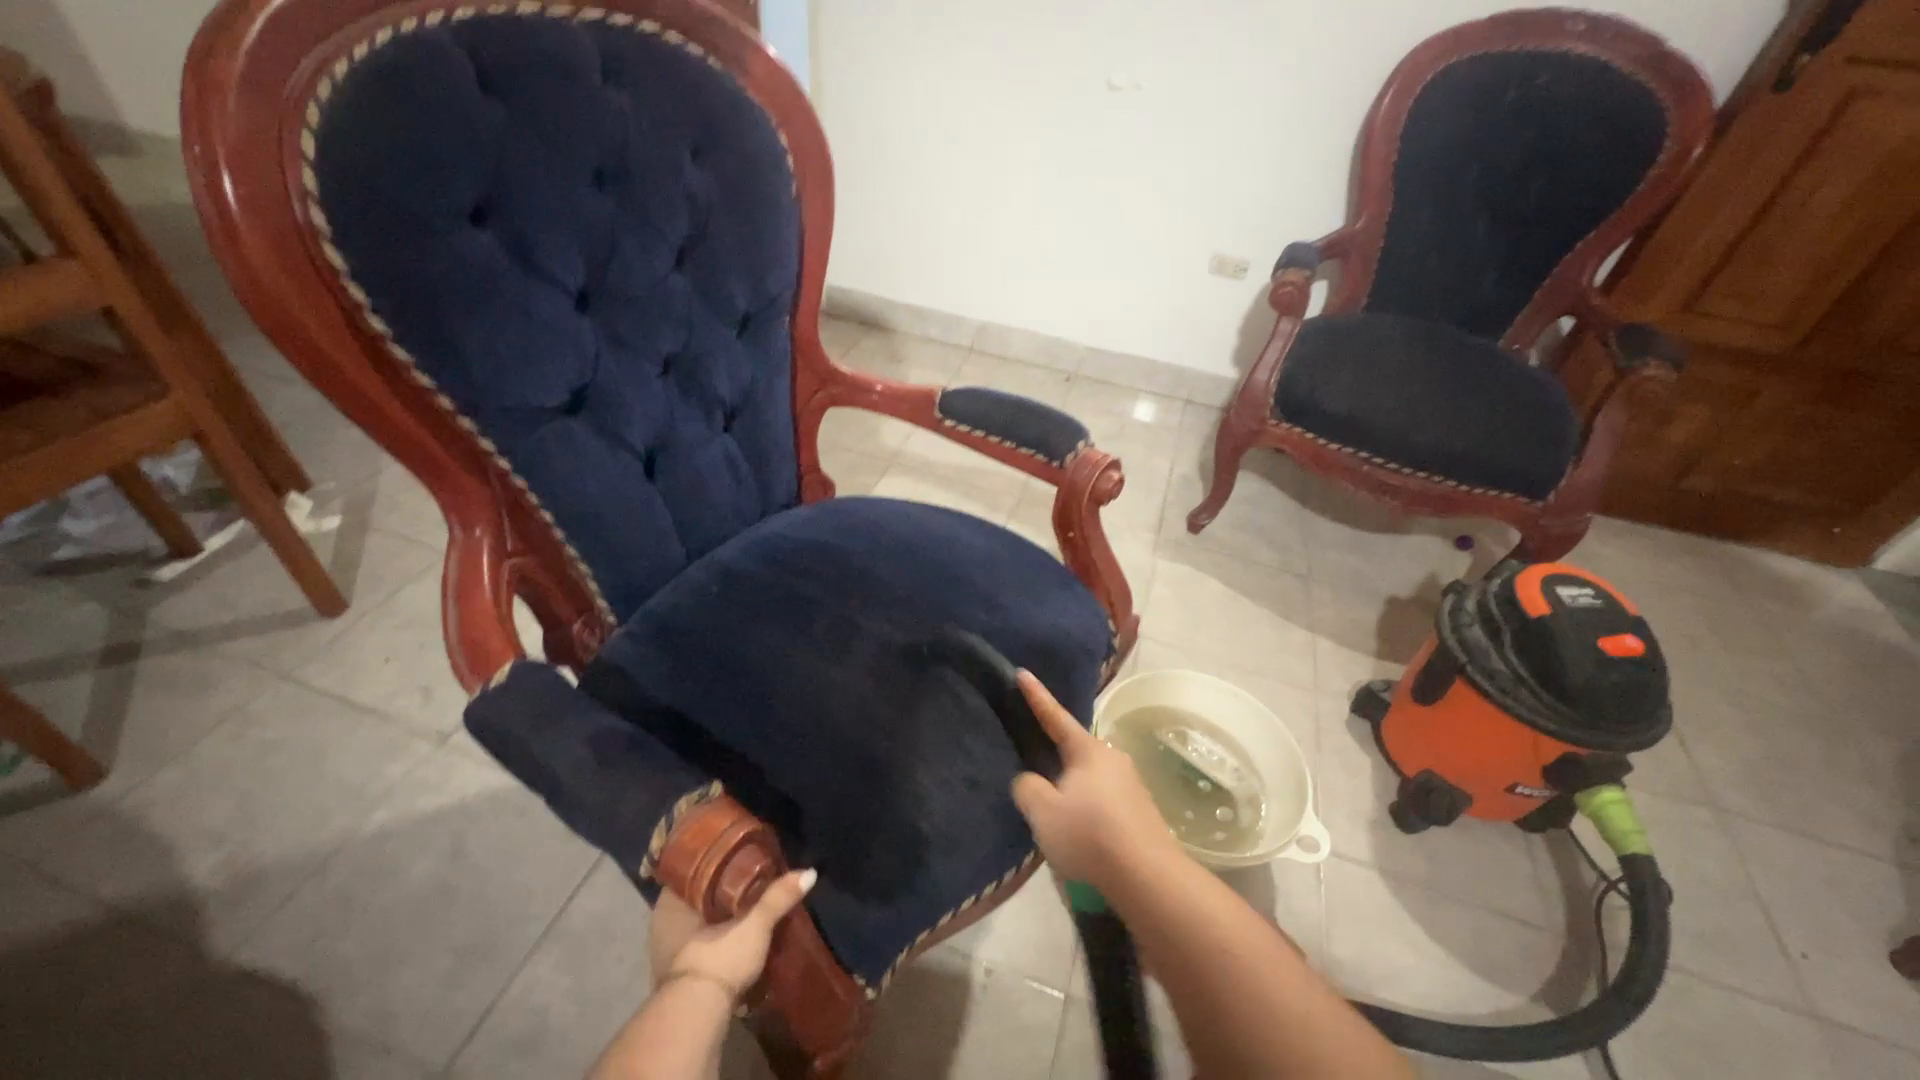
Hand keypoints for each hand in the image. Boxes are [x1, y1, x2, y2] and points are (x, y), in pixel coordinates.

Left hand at [649, 868, 817, 997]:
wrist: (696, 1017)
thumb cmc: (718, 957)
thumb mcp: (754, 924)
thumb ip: (778, 898)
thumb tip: (809, 872)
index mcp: (670, 902)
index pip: (689, 869)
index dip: (712, 861)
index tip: (734, 855)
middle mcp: (661, 923)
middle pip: (693, 897)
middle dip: (717, 892)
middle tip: (746, 879)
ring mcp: (665, 953)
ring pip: (694, 924)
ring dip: (715, 919)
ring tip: (743, 908)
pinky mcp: (675, 978)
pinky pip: (696, 946)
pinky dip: (713, 940)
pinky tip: (732, 938)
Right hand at [1009, 670, 1180, 893]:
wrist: (1147, 876)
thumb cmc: (1090, 834)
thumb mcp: (1043, 811)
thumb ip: (1027, 788)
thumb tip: (1030, 781)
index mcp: (1089, 751)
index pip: (1055, 717)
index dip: (1036, 697)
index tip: (1022, 674)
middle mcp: (1113, 760)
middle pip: (1074, 752)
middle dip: (1053, 759)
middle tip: (1032, 771)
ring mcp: (1131, 787)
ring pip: (1088, 781)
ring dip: (1071, 791)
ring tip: (1053, 815)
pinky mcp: (1139, 814)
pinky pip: (1102, 803)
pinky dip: (1086, 811)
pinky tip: (1078, 834)